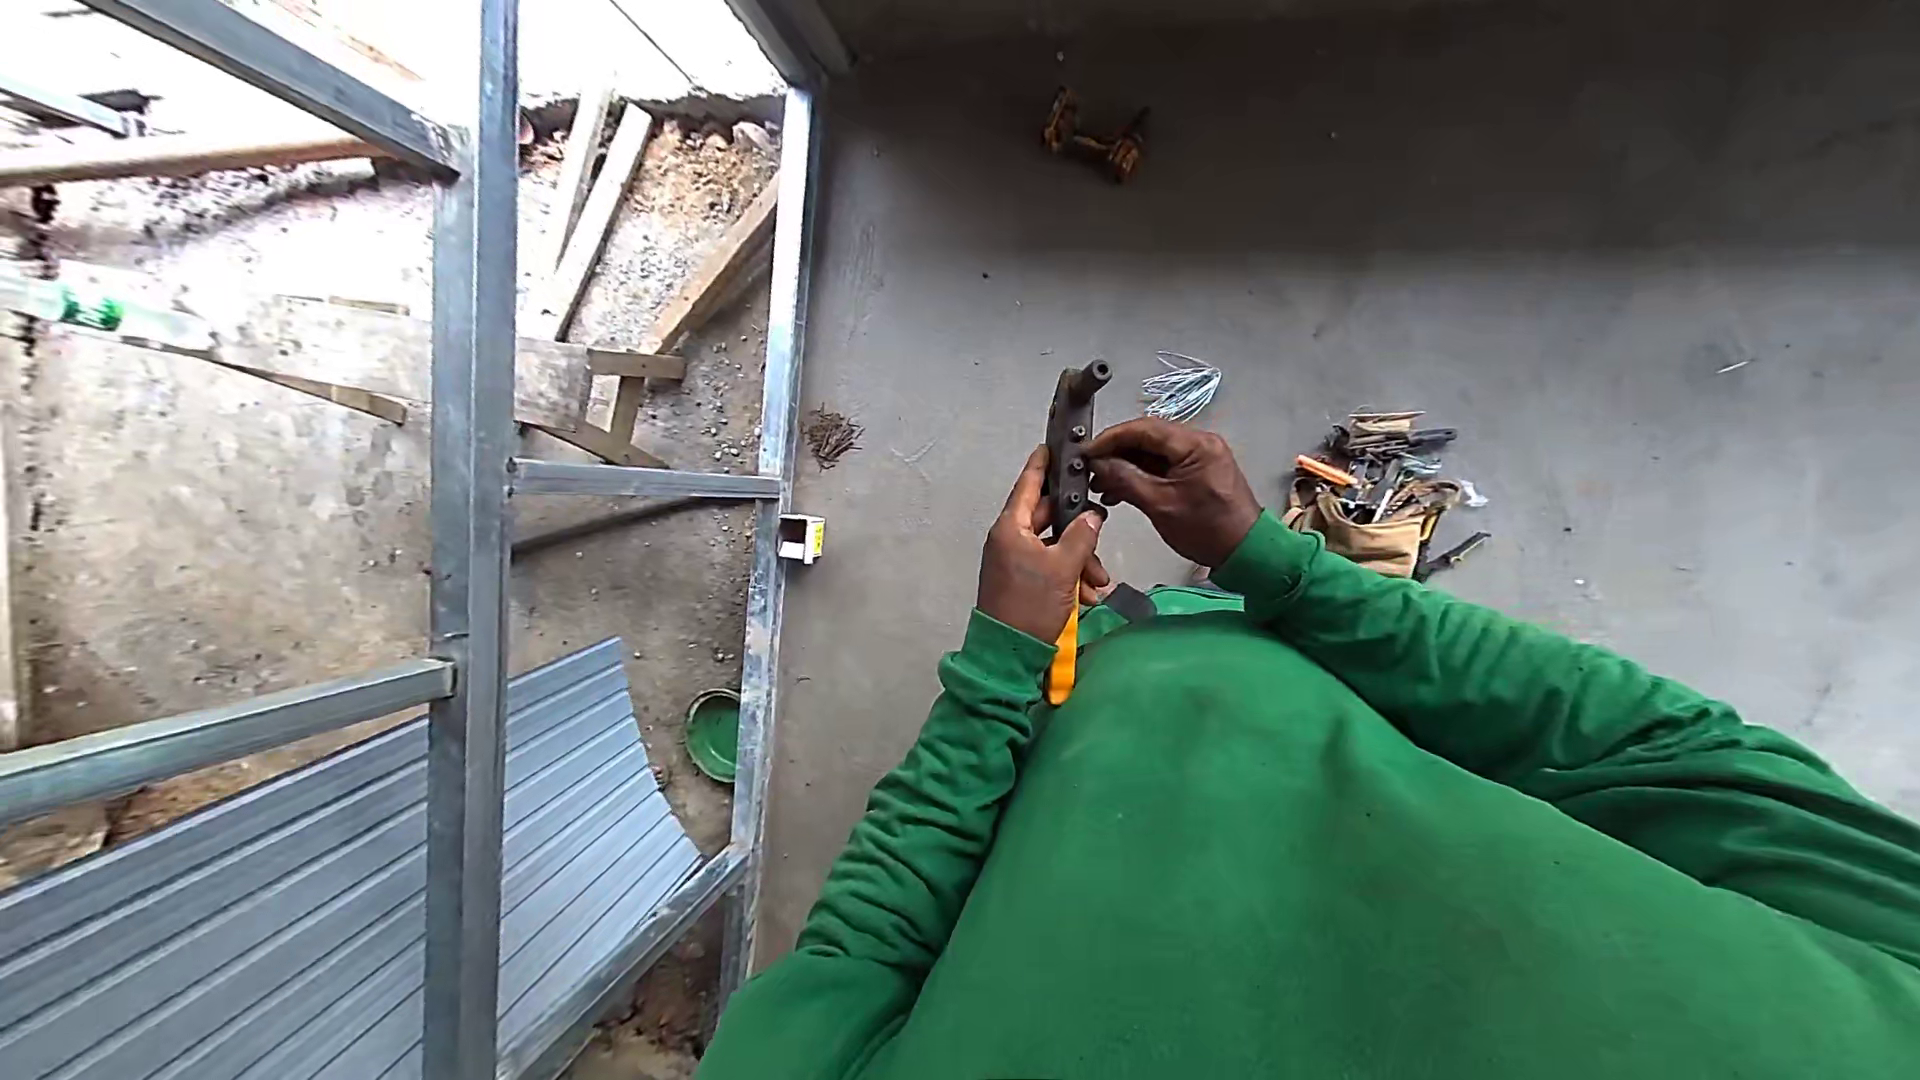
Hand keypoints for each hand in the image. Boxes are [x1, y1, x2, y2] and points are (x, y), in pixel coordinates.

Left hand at [977, 446, 1109, 641]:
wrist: (1010, 653)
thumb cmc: (1030, 605)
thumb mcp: (1062, 568)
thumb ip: (1081, 537)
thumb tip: (1092, 516)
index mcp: (1011, 528)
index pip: (1027, 485)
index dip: (1040, 465)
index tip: (1049, 446)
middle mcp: (1011, 539)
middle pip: (1048, 518)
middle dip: (1078, 529)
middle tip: (1100, 531)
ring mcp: (1016, 560)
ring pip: (1055, 546)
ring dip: (1079, 560)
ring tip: (1097, 581)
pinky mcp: (1024, 580)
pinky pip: (1051, 567)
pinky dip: (1070, 577)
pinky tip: (1088, 595)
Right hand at [1086, 418, 1261, 567]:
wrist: (1243, 552)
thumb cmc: (1205, 529)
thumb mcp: (1160, 504)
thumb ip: (1125, 479)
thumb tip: (1097, 464)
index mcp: (1195, 445)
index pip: (1144, 428)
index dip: (1110, 438)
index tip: (1085, 453)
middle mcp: (1197, 442)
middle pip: (1146, 438)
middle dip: (1114, 453)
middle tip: (1089, 470)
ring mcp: (1196, 456)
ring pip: (1150, 452)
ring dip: (1123, 466)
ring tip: (1100, 485)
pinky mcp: (1193, 471)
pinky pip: (1159, 465)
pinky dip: (1137, 475)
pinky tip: (1118, 492)